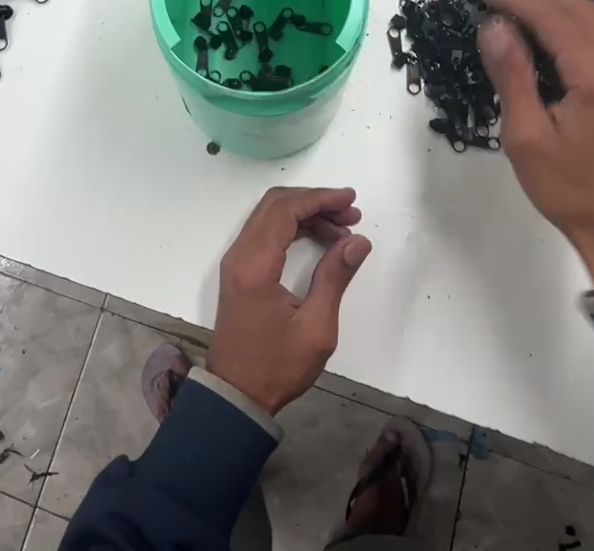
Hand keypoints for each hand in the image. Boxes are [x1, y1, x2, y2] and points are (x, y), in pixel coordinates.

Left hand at [206, 187, 371, 414]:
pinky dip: (292, 228)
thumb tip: (358, 240)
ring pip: (269, 216)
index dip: (320, 199)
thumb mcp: (316, 327)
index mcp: (255, 265)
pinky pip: (265, 233)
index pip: (285, 210)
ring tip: (343, 228)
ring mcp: (235, 261)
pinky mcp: (239, 271)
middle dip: (314, 201)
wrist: (237, 394)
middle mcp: (239, 254)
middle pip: (275, 205)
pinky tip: (321, 240)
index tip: (350, 200)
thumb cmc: (277, 365)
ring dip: (305, 213)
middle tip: (350, 214)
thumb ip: (335, 278)